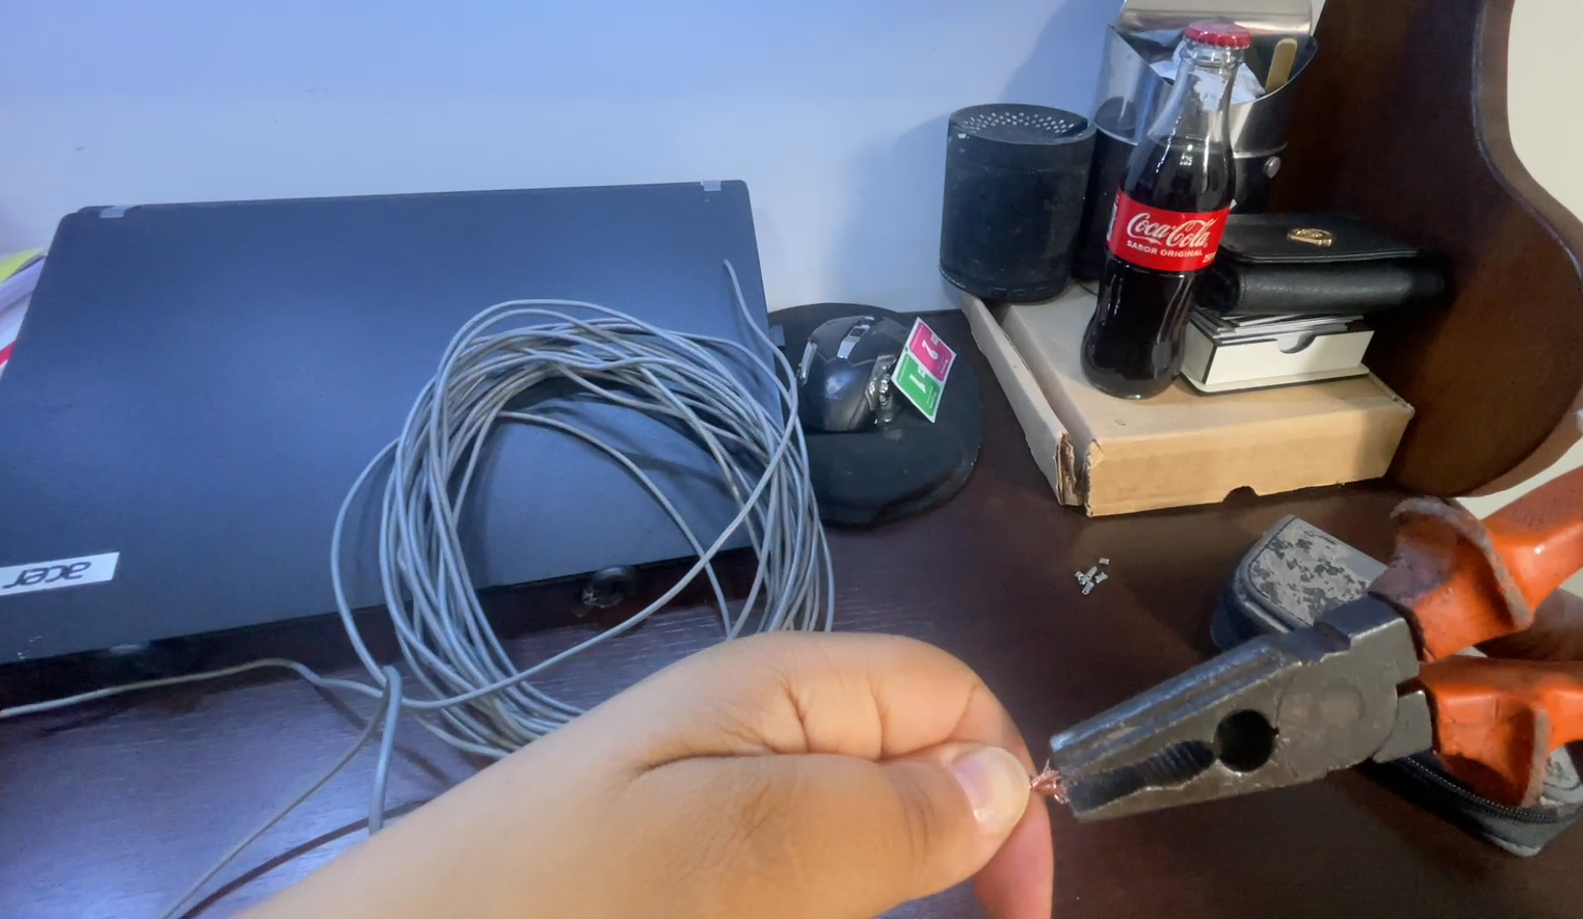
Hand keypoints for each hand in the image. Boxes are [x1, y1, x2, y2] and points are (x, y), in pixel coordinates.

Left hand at [250, 633, 1052, 917]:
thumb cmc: (564, 907)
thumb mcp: (743, 855)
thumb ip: (884, 811)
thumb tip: (1005, 777)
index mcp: (786, 685)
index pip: (944, 690)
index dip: (1001, 777)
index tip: (1017, 909)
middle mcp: (762, 716)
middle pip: (905, 751)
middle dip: (946, 842)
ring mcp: (717, 780)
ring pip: (853, 816)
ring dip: (885, 879)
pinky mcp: (684, 843)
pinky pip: (792, 860)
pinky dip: (820, 891)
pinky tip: (797, 909)